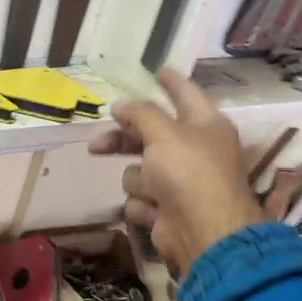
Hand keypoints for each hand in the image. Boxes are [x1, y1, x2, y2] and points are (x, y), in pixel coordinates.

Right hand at [89, 68, 261, 274]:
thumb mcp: (164, 134)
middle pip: (150, 135)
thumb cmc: (189, 173)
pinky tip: (154, 210)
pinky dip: (143, 204)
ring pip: (139, 170)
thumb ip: (140, 114)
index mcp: (204, 125)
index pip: (186, 94)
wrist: (202, 230)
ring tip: (151, 190)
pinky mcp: (165, 208)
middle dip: (124, 141)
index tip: (157, 70)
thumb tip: (120, 105)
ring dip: (139, 180)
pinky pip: (140, 198)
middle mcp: (194, 150)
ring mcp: (179, 182)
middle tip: (97, 143)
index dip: (170, 82)